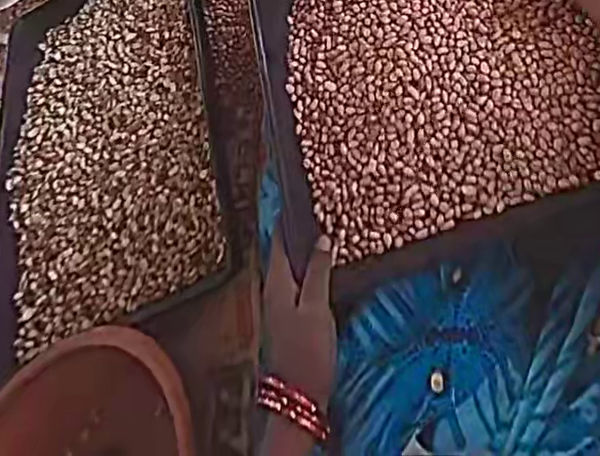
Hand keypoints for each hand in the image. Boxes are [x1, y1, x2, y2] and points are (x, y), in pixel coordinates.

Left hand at [263, 231, 336, 410]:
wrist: (299, 399)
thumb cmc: (306, 351)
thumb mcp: (317, 306)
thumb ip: (318, 271)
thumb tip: (322, 238)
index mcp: (276, 284)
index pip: (277, 242)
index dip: (286, 220)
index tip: (298, 200)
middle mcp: (273, 293)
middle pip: (283, 255)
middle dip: (297, 235)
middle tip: (318, 214)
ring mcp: (280, 308)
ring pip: (291, 270)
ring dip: (304, 254)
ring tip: (325, 236)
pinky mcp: (289, 320)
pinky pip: (298, 284)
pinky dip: (309, 271)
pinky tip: (325, 270)